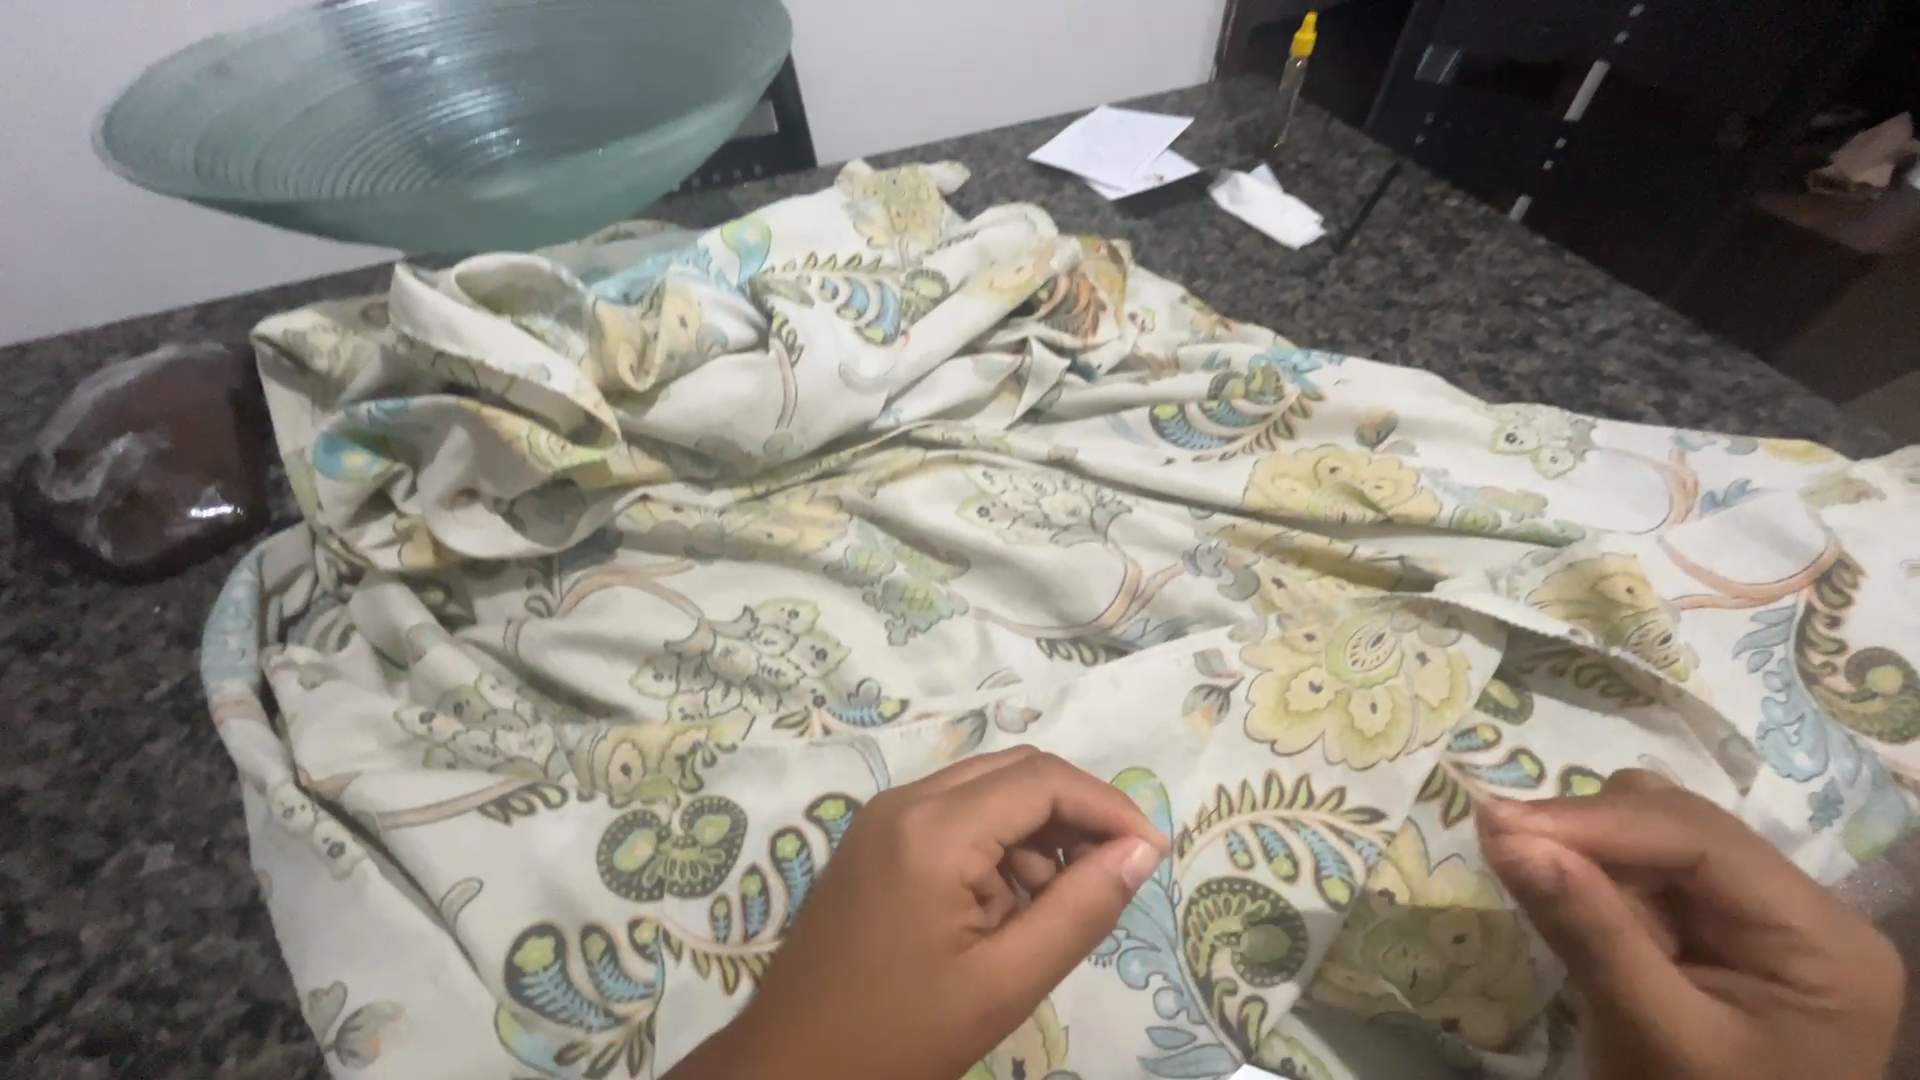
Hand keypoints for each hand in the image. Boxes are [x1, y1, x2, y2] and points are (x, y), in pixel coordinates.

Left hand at [668, 747, 1168, 1079]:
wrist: (789, 1067)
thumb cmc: (899, 1036)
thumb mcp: (1004, 982)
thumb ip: (1080, 909)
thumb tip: (1140, 850)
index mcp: (934, 828)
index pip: (1041, 779)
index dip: (1106, 805)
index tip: (1151, 850)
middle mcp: (906, 799)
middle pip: (1014, 772)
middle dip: (1072, 813)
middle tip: (1111, 871)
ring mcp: (884, 814)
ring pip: (985, 789)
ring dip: (1033, 830)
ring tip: (1048, 905)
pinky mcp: (874, 835)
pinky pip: (953, 813)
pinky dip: (994, 843)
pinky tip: (1000, 904)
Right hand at [1477, 770, 1905, 1079]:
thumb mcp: (1653, 1035)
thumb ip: (1588, 933)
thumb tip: (1503, 835)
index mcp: (1819, 938)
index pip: (1699, 837)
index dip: (1593, 819)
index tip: (1495, 822)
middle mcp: (1796, 904)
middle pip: (1673, 819)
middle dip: (1583, 829)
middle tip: (1503, 847)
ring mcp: (1749, 906)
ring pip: (1647, 825)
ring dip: (1580, 843)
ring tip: (1540, 881)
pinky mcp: (1702, 913)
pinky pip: (1632, 857)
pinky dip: (1583, 861)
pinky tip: (1562, 889)